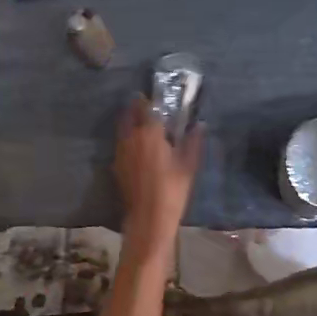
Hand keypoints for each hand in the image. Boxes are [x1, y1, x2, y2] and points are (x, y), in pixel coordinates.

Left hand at [115, 95, 201, 242]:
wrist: (148, 218)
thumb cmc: (172, 189)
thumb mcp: (189, 165)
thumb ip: (193, 141)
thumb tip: (200, 125)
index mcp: (150, 133)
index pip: (147, 107)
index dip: (151, 100)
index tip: (157, 97)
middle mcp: (131, 138)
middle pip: (129, 115)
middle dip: (137, 108)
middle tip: (147, 107)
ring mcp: (120, 152)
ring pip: (123, 130)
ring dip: (131, 123)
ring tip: (143, 126)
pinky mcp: (116, 166)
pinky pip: (122, 145)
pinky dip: (128, 140)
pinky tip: (138, 148)